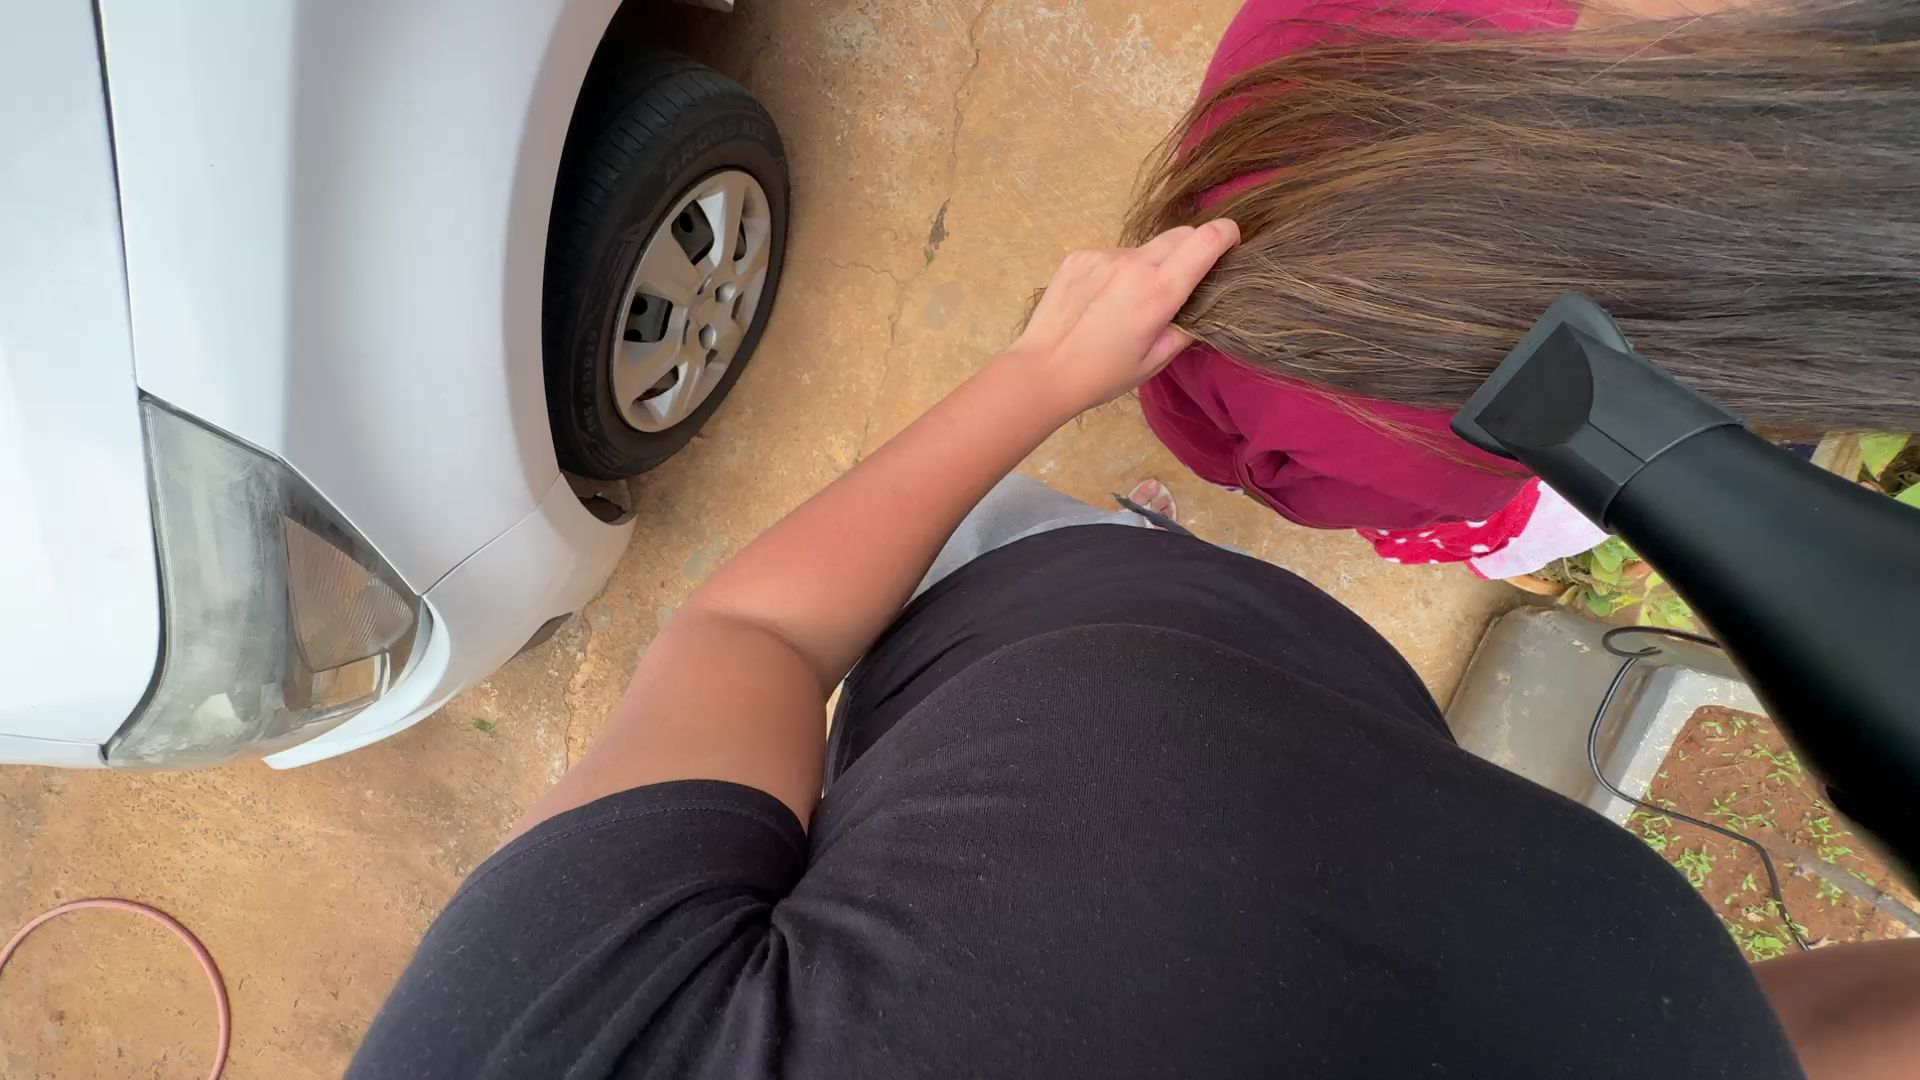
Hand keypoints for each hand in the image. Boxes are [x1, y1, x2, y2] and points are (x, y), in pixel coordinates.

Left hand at [1004, 219, 1238, 416]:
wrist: (1042, 371)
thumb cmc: (1100, 376)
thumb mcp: (1153, 362)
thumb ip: (1185, 328)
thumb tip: (1202, 306)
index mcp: (1158, 293)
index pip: (1207, 239)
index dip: (1227, 235)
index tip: (1231, 243)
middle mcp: (1133, 265)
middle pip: (1180, 235)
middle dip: (1191, 251)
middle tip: (1179, 283)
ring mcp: (1104, 257)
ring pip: (1143, 249)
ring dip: (1147, 267)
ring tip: (1124, 305)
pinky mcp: (1079, 256)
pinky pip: (1112, 256)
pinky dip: (1115, 272)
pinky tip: (1098, 302)